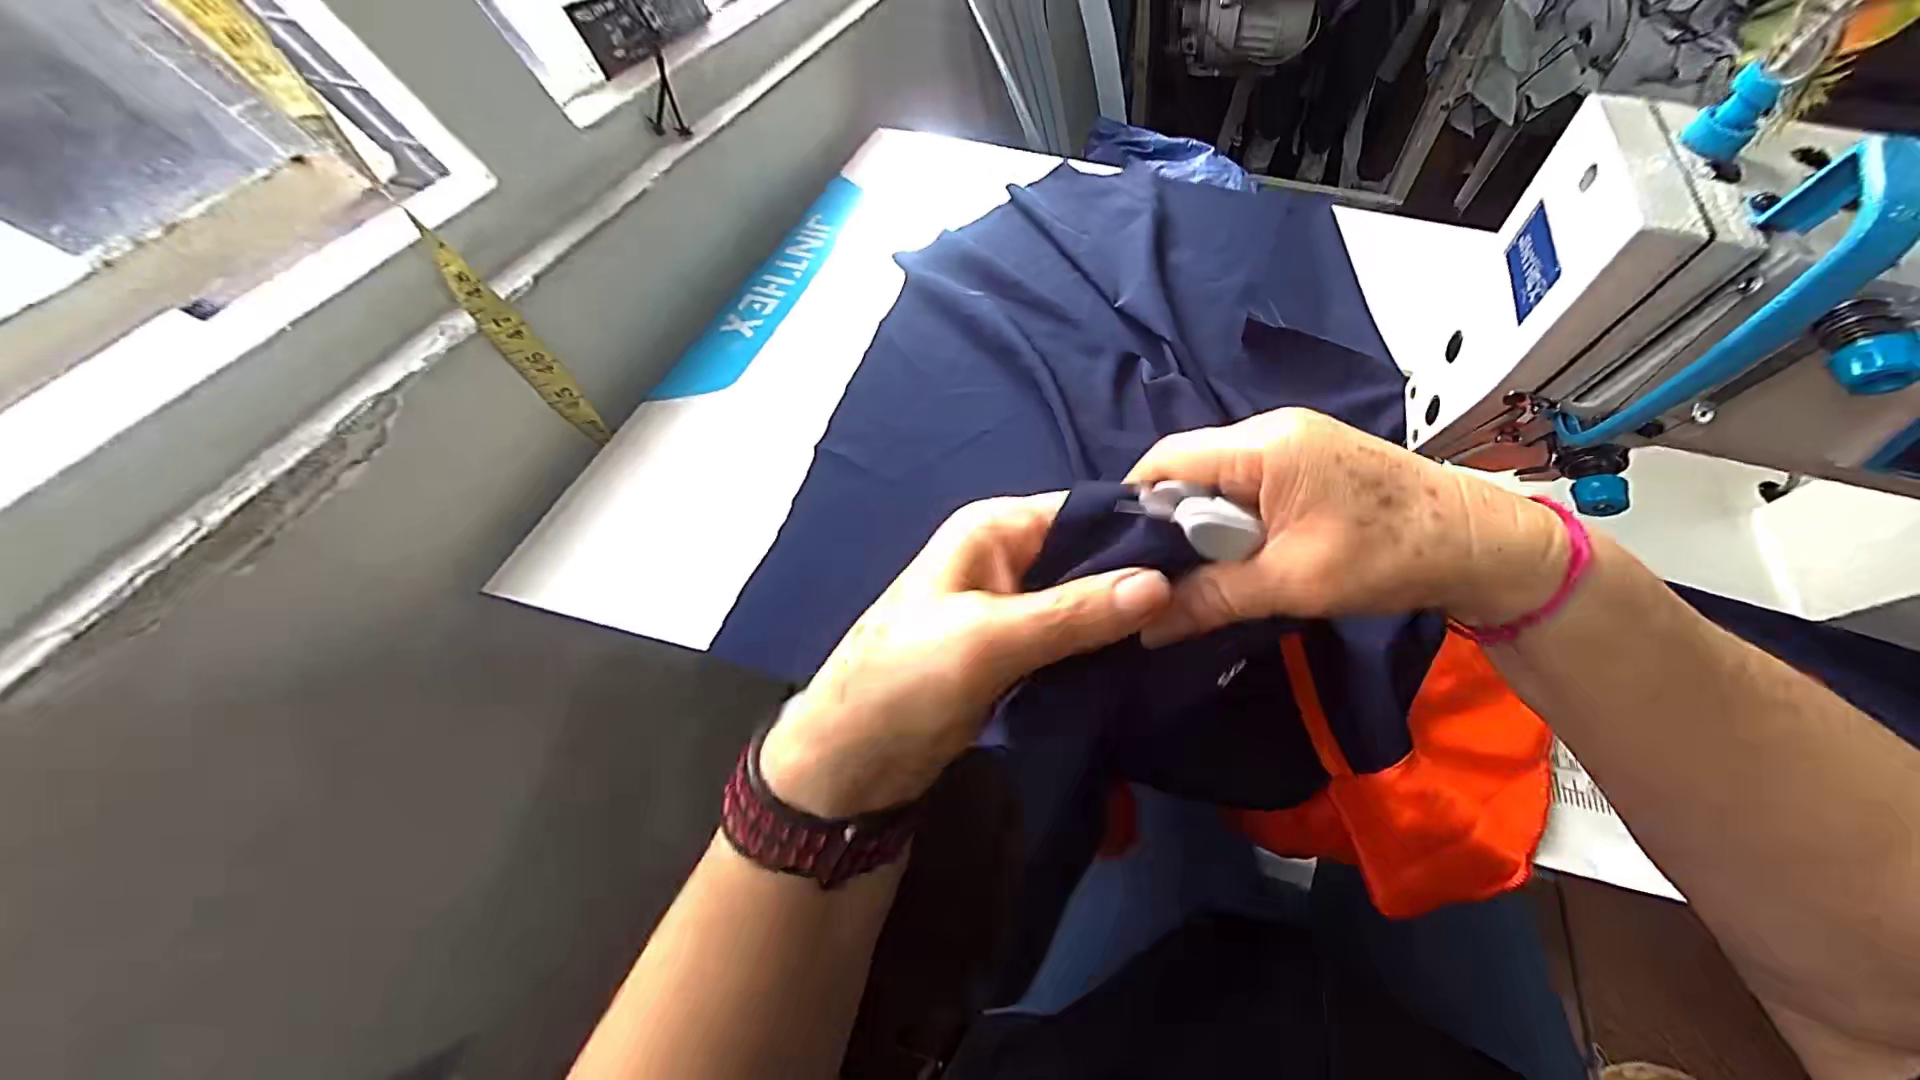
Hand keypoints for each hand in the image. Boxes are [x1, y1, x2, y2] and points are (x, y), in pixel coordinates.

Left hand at [760, 493, 1171, 816]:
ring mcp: (1013, 606)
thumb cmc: (904, 680)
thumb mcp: (988, 639)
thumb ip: (1073, 612)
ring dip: (1125, 616)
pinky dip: (1104, 646)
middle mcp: (1006, 557)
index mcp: (992, 530)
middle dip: (1137, 577)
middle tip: (1204, 600)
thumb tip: (1161, 582)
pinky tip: (1148, 658)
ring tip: (1189, 630)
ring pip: (1085, 599)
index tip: (1203, 553)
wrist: (855, 760)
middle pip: (1087, 556)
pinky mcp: (1019, 650)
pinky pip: (1073, 637)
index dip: (1138, 529)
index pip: (1080, 512)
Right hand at [1123, 407, 1567, 645]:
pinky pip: (1242, 484)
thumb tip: (1144, 626)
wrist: (1485, 546)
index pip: (1168, 457)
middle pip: (1187, 466)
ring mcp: (1290, 441)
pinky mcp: (1304, 461)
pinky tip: (1237, 551)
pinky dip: (1230, 519)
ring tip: (1199, 566)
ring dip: (1202, 523)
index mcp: (1265, 443)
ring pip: (1213, 478)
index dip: (1137, 501)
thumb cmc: (1390, 555)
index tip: (1122, 551)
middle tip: (1161, 570)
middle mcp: (1270, 428)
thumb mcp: (1290, 582)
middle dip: (1170, 519)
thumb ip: (1210, 598)